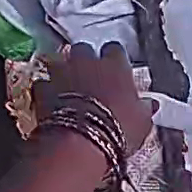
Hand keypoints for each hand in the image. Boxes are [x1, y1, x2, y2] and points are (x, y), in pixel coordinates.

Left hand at [37, 42, 152, 154]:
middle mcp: (87, 62)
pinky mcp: (42, 89)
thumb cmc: (117, 130)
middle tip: (89, 76)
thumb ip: (143, 108)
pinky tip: (49, 101)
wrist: (80, 143)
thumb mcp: (141, 123)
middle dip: (84, 60)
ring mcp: (61, 73)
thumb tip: (149, 104)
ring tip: (67, 86)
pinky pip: (42, 83)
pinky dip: (45, 90)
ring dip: (62, 71)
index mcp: (115, 65)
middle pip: (83, 49)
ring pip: (58, 61)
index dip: (113, 59)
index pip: (115, 49)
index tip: (115, 70)